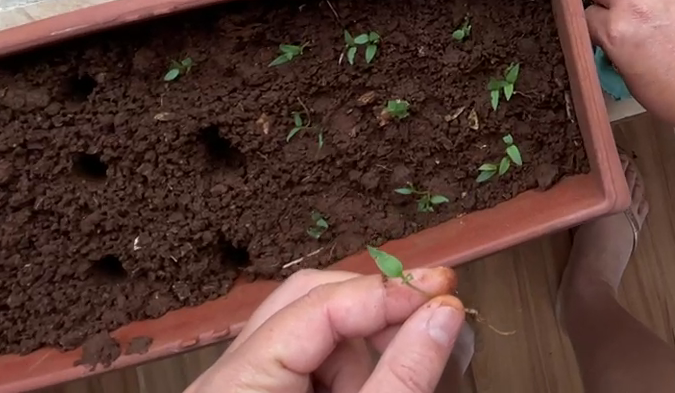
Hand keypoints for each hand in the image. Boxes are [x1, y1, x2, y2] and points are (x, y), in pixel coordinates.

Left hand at [185, 266, 464, 392]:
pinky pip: (310, 362)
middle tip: (428, 318)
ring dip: (365, 347)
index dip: (386, 292)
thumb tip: (446, 309)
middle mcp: (227, 378)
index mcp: (234, 384)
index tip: (444, 293)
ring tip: (394, 380)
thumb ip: (402, 375)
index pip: (319, 303)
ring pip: (314, 331)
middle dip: (374, 310)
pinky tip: (371, 389)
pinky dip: (349, 369)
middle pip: (310, 299)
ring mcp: (241, 388)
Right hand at [585, 0, 674, 133]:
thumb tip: (611, 36)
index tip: (603, 30)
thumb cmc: (674, 95)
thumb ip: (614, 47)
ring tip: (650, 3)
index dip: (594, 24)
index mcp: (615, 31)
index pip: (587, 14)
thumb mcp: (629, 78)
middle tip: (617, 7)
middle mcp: (633, 3)